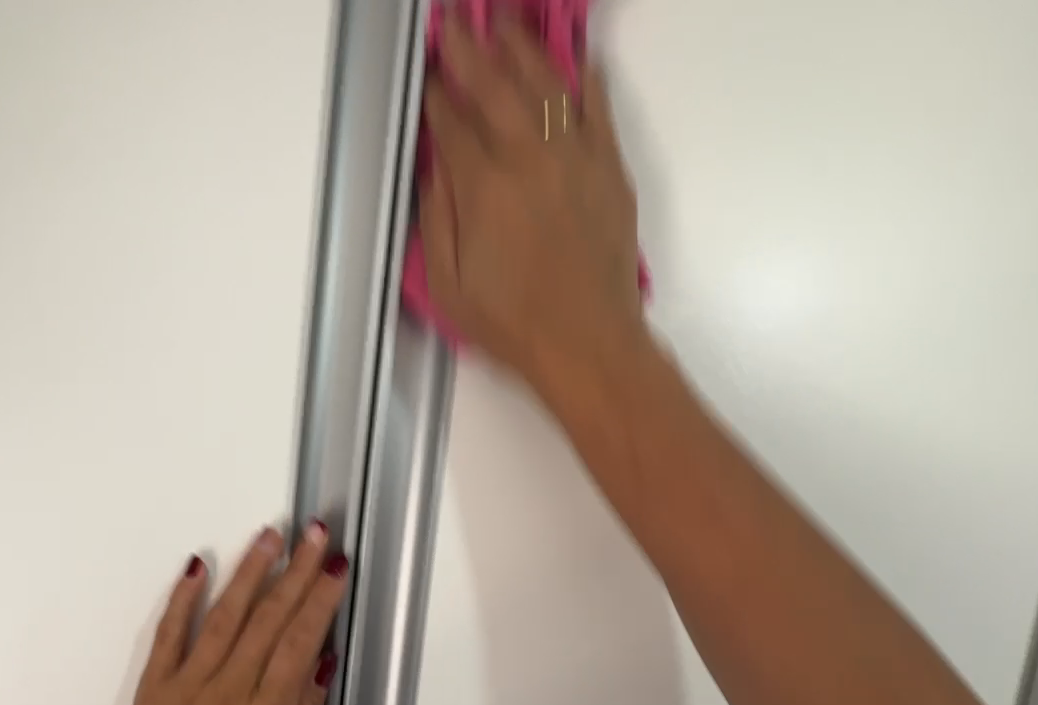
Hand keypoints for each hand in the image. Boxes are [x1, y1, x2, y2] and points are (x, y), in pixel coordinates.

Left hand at [110, 523, 348, 704]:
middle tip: (315, 532)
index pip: (300, 643)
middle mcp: (229, 690)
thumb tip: (323, 662)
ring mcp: (188, 684)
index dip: (321, 600)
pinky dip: (183, 599)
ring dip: (249, 572)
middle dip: (296, 571)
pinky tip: (197, 566)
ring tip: (270, 535)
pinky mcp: (155, 684)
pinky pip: (170, 634)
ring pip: (225, 617)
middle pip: (269, 620)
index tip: (337, 566)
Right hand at [419, 13, 647, 388]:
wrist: (586, 341)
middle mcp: (529, 157)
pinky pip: (598, 108)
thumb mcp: (447, 283)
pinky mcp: (610, 168)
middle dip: (471, 51)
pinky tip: (576, 57)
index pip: (452, 124)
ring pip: (546, 85)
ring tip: (504, 23)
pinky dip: (586, 78)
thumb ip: (436, 217)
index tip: (428, 76)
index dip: (436, 96)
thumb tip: (432, 167)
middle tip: (456, 24)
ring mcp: (576, 157)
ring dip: (522, 49)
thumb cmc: (509, 322)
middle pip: (495, 87)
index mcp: (483, 188)